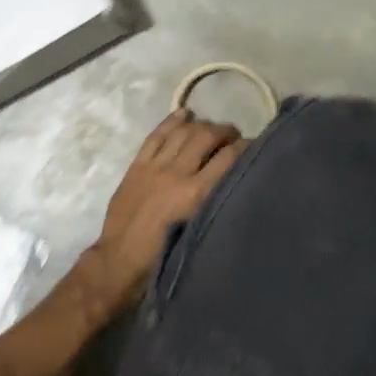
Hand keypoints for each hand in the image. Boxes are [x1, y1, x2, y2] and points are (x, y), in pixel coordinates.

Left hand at [81, 111, 247, 316]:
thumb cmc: (165, 258)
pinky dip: (170, 121)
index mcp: (196, 194)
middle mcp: (177, 173)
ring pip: (181, 132)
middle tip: (233, 135)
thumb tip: (233, 181)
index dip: (245, 146)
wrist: (120, 262)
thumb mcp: (199, 231)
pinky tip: (183, 113)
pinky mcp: (136, 166)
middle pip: (205, 136)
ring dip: (200, 125)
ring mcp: (154, 167)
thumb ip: (215, 203)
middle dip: (224, 131)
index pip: (228, 158)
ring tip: (211, 128)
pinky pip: (155, 136)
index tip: (254, 145)